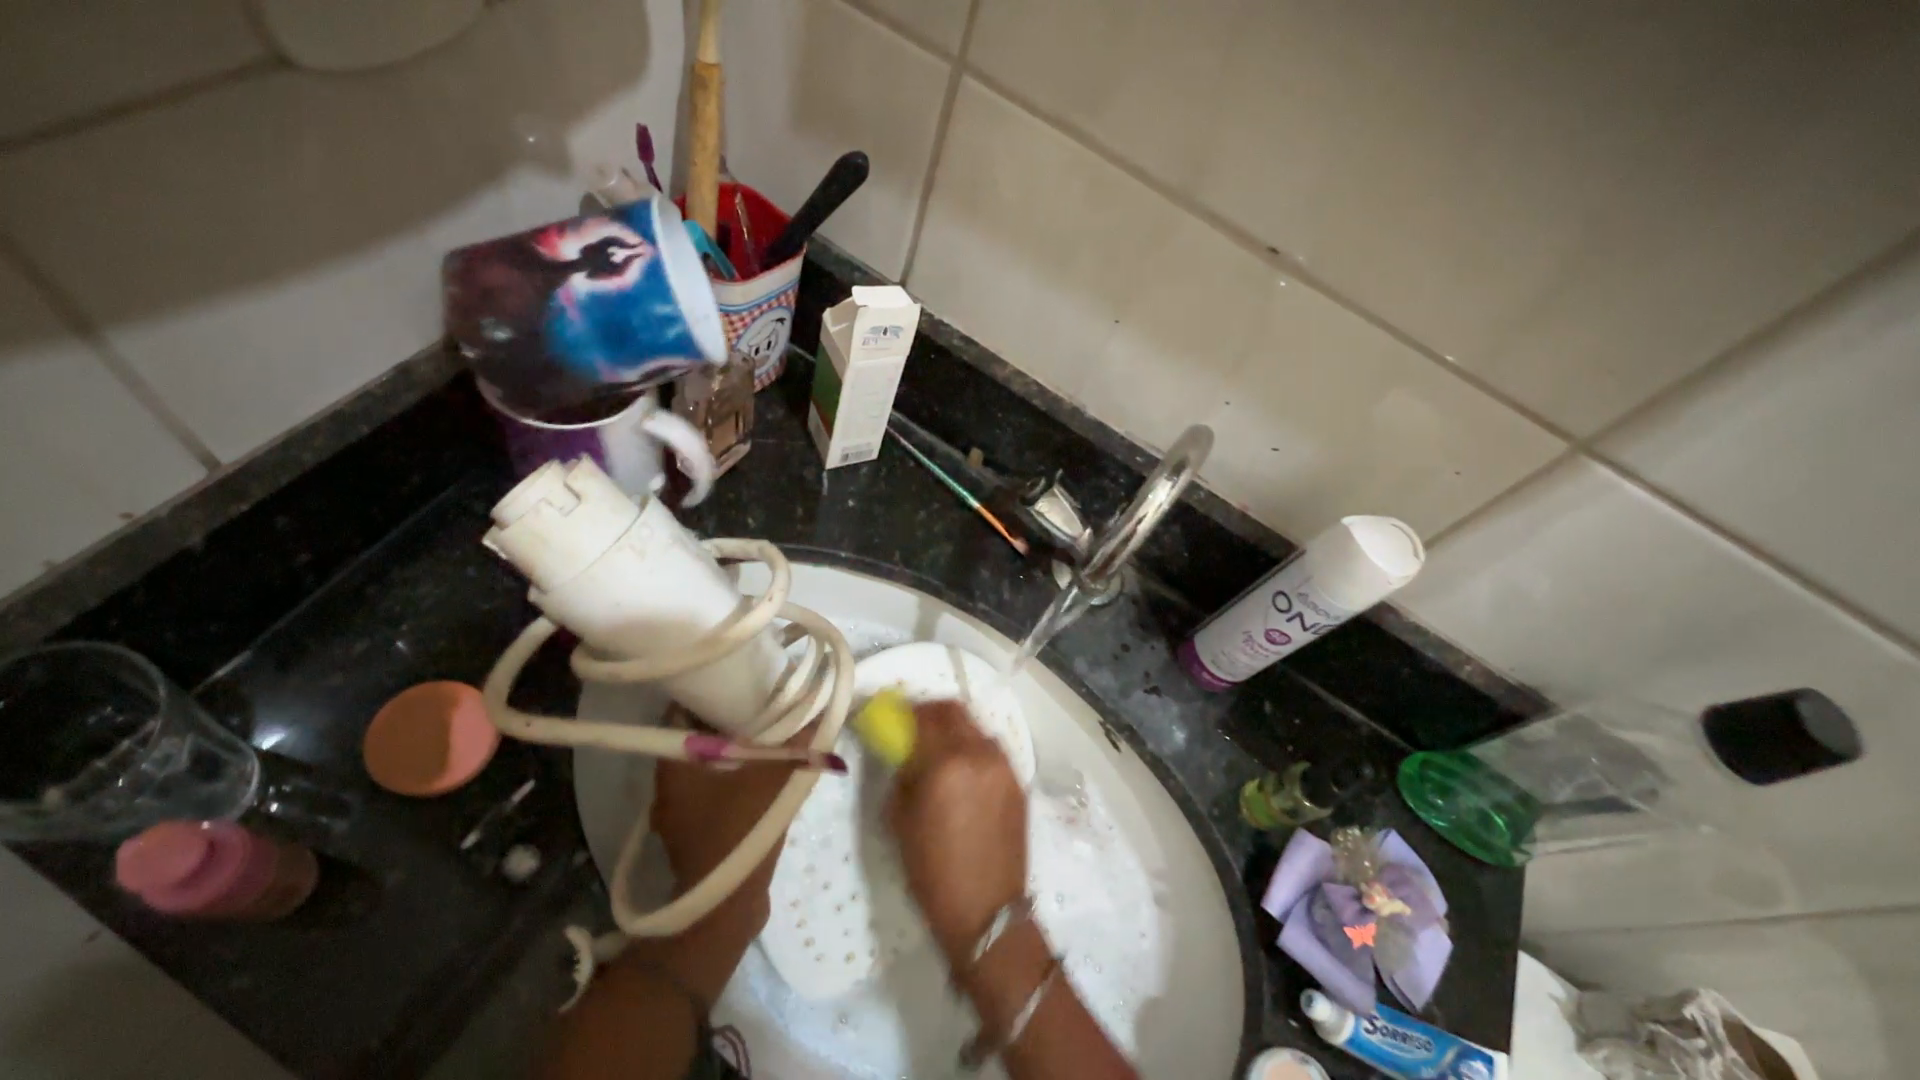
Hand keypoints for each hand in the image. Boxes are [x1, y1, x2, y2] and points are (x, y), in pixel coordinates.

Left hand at [649, 707, 804, 929]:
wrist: (724, 909)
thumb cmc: (738, 835)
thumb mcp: (772, 783)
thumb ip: (795, 747)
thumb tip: (819, 715)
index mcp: (674, 765)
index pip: (683, 712)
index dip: (711, 692)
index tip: (742, 681)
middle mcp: (669, 783)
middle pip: (697, 736)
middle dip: (728, 719)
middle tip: (764, 703)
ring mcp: (681, 809)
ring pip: (708, 764)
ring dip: (734, 749)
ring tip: (770, 732)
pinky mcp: (696, 829)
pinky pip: (714, 788)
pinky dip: (734, 775)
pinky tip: (763, 771)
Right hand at [885, 700, 1027, 962]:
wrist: (986, 911)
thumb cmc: (932, 871)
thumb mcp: (900, 820)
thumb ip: (902, 775)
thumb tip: (904, 752)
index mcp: (946, 763)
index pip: (925, 715)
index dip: (906, 710)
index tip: (894, 716)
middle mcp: (980, 755)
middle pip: (955, 711)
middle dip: (932, 713)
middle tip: (915, 727)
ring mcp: (1005, 767)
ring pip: (977, 729)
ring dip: (956, 730)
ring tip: (941, 753)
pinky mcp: (1019, 783)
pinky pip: (993, 752)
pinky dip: (975, 750)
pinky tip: (964, 774)